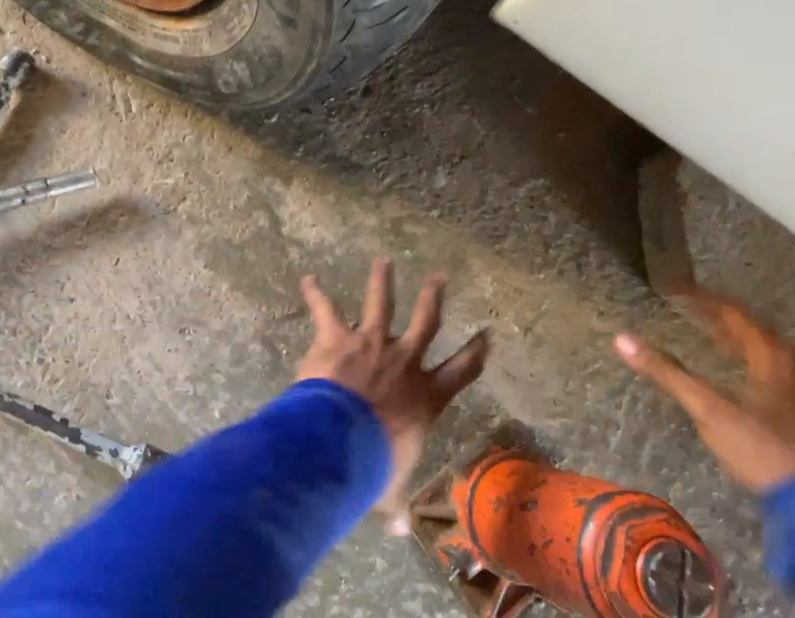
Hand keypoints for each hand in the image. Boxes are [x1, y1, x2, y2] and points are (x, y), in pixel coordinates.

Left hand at [296, 258, 490, 533]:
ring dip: (381, 280)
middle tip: (439, 277)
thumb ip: (396, 505)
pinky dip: (314, 294)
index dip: (476, 353)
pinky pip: (325, 309)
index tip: (487, 335)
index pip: (461, 372)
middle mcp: (404, 362)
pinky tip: (307, 279)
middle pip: (426, 322)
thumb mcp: (391, 487)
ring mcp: (372, 344)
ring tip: (382, 260)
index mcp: (425, 397)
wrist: (343, 441)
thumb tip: (401, 534)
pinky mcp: (338, 337)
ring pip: (380, 303)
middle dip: (433, 298)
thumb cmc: (374, 465)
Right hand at [614, 294, 794, 491]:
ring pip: (768, 352)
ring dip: (739, 338)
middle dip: (722, 315)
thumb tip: (622, 338)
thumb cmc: (762, 448)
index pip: (734, 313)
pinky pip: (773, 372)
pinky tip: (740, 376)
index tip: (672, 289)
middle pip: (756, 330)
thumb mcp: (709, 410)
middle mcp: (792, 368)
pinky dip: (750, 361)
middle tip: (692, 307)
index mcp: (771, 358)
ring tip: (713, 336)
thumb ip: (667, 373)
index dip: (701, 298)